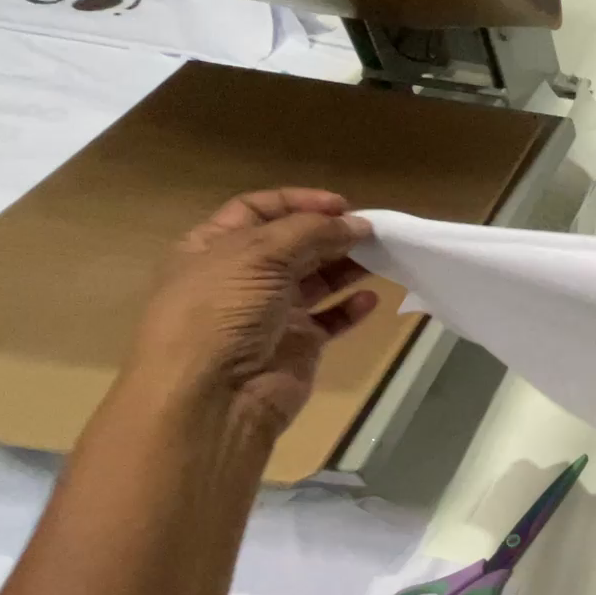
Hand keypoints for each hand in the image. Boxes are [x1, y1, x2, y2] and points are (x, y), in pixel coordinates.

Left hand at [130, 188, 378, 435]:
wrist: (216, 392)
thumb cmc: (222, 313)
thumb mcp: (257, 256)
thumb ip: (311, 232)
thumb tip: (358, 224)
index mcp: (213, 247)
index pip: (256, 210)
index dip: (298, 202)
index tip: (342, 205)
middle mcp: (242, 277)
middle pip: (293, 244)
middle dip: (331, 234)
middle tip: (372, 233)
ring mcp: (272, 312)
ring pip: (317, 280)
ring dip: (348, 266)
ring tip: (382, 259)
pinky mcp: (299, 343)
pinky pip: (332, 319)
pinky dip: (353, 308)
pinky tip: (372, 299)